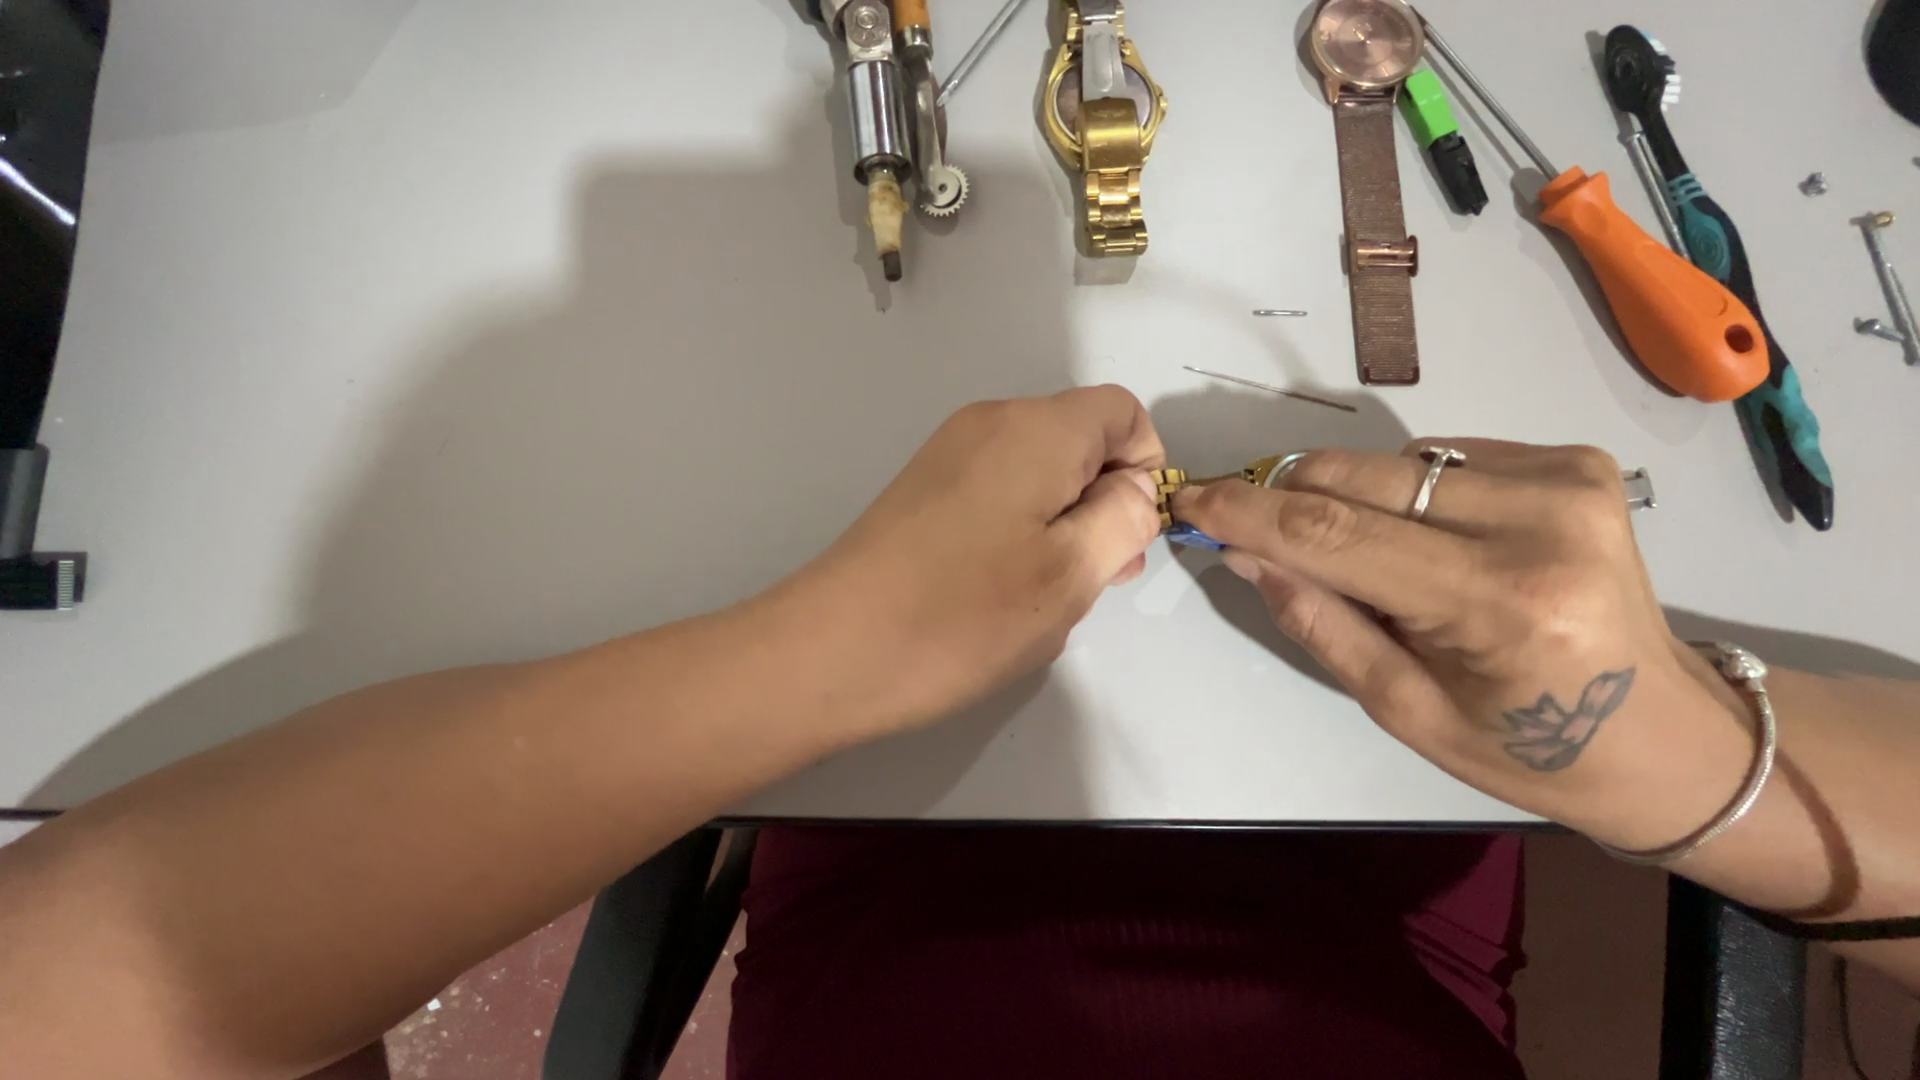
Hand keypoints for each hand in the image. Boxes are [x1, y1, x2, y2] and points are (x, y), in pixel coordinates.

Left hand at [798, 386, 1165, 730]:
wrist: (831, 651)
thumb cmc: (961, 614)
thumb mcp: (1071, 574)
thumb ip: (1124, 518)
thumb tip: (1132, 488)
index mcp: (1032, 429)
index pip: (1122, 412)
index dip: (1145, 469)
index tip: (1128, 537)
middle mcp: (988, 425)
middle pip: (1079, 441)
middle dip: (1104, 505)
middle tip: (1092, 582)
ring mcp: (948, 457)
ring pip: (1040, 476)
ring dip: (1062, 529)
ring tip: (1042, 597)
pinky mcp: (924, 493)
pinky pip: (999, 496)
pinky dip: (1020, 535)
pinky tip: (999, 592)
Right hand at [1174, 440, 1759, 849]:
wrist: (1669, 733)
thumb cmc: (1525, 747)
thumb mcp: (1400, 706)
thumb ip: (1316, 618)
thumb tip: (1242, 549)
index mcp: (1500, 601)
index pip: (1334, 535)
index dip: (1246, 512)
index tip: (1187, 499)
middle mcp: (1541, 519)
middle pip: (1356, 479)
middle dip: (1281, 497)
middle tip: (1238, 524)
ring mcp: (1566, 479)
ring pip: (1389, 463)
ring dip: (1341, 498)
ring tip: (1352, 555)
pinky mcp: (1574, 460)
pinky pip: (1435, 459)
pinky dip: (1397, 493)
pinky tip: (1418, 538)